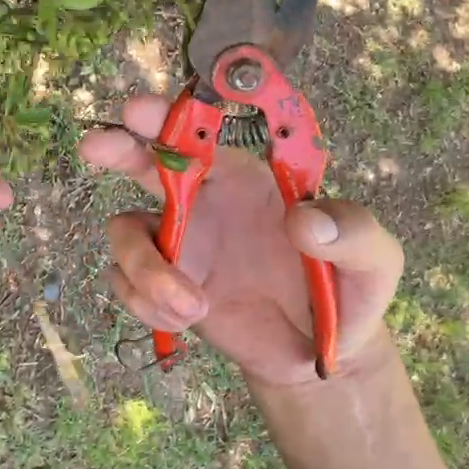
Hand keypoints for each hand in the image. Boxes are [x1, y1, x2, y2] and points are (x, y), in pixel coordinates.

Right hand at [79, 92, 402, 386]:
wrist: (321, 358)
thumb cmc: (347, 292)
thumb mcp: (375, 260)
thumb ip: (352, 232)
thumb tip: (304, 222)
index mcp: (242, 179)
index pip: (199, 137)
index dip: (165, 118)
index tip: (138, 110)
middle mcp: (199, 203)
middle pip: (140, 162)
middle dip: (116, 149)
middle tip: (93, 149)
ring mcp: (174, 245)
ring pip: (123, 233)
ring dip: (147, 270)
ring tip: (193, 307)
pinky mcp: (158, 287)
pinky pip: (123, 282)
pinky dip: (144, 303)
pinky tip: (185, 321)